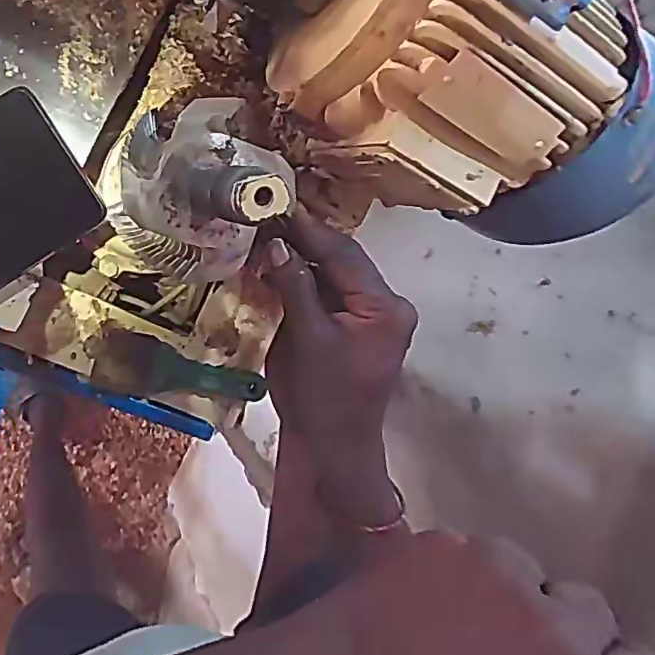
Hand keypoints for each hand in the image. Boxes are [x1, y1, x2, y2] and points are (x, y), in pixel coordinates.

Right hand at [256, 209, 417, 450]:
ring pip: (333, 272)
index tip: (280, 207)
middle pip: (341, 259)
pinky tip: (277, 262)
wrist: (331, 447)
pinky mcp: (350, 324)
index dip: (309, 231)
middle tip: (270, 214)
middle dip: (305, 238)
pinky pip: (326, 290)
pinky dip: (302, 277)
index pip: (343, 256)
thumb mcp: (308, 338)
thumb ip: (295, 286)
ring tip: (269, 232)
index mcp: (385, 306)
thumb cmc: (323, 397)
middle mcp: (384, 303)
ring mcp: (369, 314)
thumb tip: (277, 243)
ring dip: (302, 255)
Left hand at [313, 532, 654, 654]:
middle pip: (591, 610)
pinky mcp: (443, 543)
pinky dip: (462, 571)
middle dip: (567, 630)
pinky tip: (432, 598)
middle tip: (526, 650)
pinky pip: (473, 550)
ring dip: (512, 594)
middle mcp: (552, 626)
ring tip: (472, 619)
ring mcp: (494, 574)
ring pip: (529, 570)